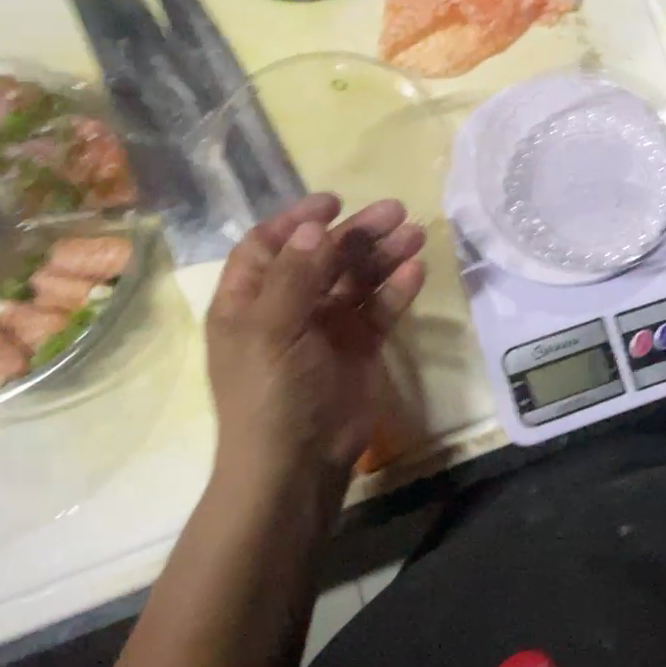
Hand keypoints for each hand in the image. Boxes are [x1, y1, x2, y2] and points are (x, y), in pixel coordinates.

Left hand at [205, 194, 426, 486]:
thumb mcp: (272, 330)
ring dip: (383, 254)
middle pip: (323, 256)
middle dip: (356, 232)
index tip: (334, 203)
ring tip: (415, 234)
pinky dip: (397, 288)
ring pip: (357, 278)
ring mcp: (327, 327)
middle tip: (396, 212)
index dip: (297, 221)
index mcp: (249, 302)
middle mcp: (288, 307)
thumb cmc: (271, 394)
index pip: (268, 246)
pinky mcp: (361, 346)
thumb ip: (295, 276)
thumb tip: (315, 227)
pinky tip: (416, 271)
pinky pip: (379, 308)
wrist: (299, 463)